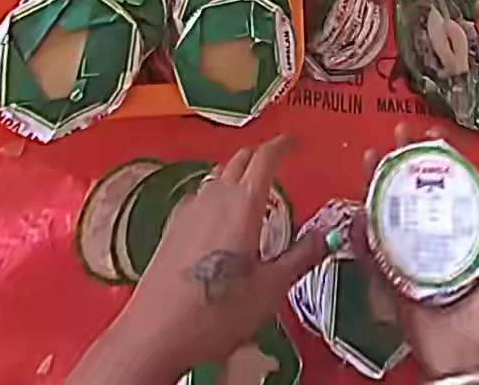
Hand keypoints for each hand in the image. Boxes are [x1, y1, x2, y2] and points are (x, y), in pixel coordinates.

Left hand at [73, 138, 329, 384]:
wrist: (154, 336)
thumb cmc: (216, 313)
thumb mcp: (270, 288)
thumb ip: (301, 257)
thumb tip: (324, 236)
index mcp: (244, 202)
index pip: (266, 156)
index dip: (282, 144)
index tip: (293, 141)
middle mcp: (216, 196)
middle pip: (241, 158)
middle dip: (261, 154)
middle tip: (277, 161)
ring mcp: (190, 209)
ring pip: (219, 175)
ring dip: (238, 174)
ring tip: (251, 192)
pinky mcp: (172, 227)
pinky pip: (201, 196)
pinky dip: (216, 194)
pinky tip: (219, 218)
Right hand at [358, 126, 478, 378]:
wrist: (465, 362)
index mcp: (461, 226)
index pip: (448, 181)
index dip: (439, 155)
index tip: (432, 133)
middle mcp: (433, 231)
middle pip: (414, 186)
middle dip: (404, 156)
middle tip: (398, 133)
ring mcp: (409, 249)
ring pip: (389, 206)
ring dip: (378, 181)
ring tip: (372, 158)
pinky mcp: (390, 272)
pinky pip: (372, 247)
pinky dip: (361, 229)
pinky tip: (357, 210)